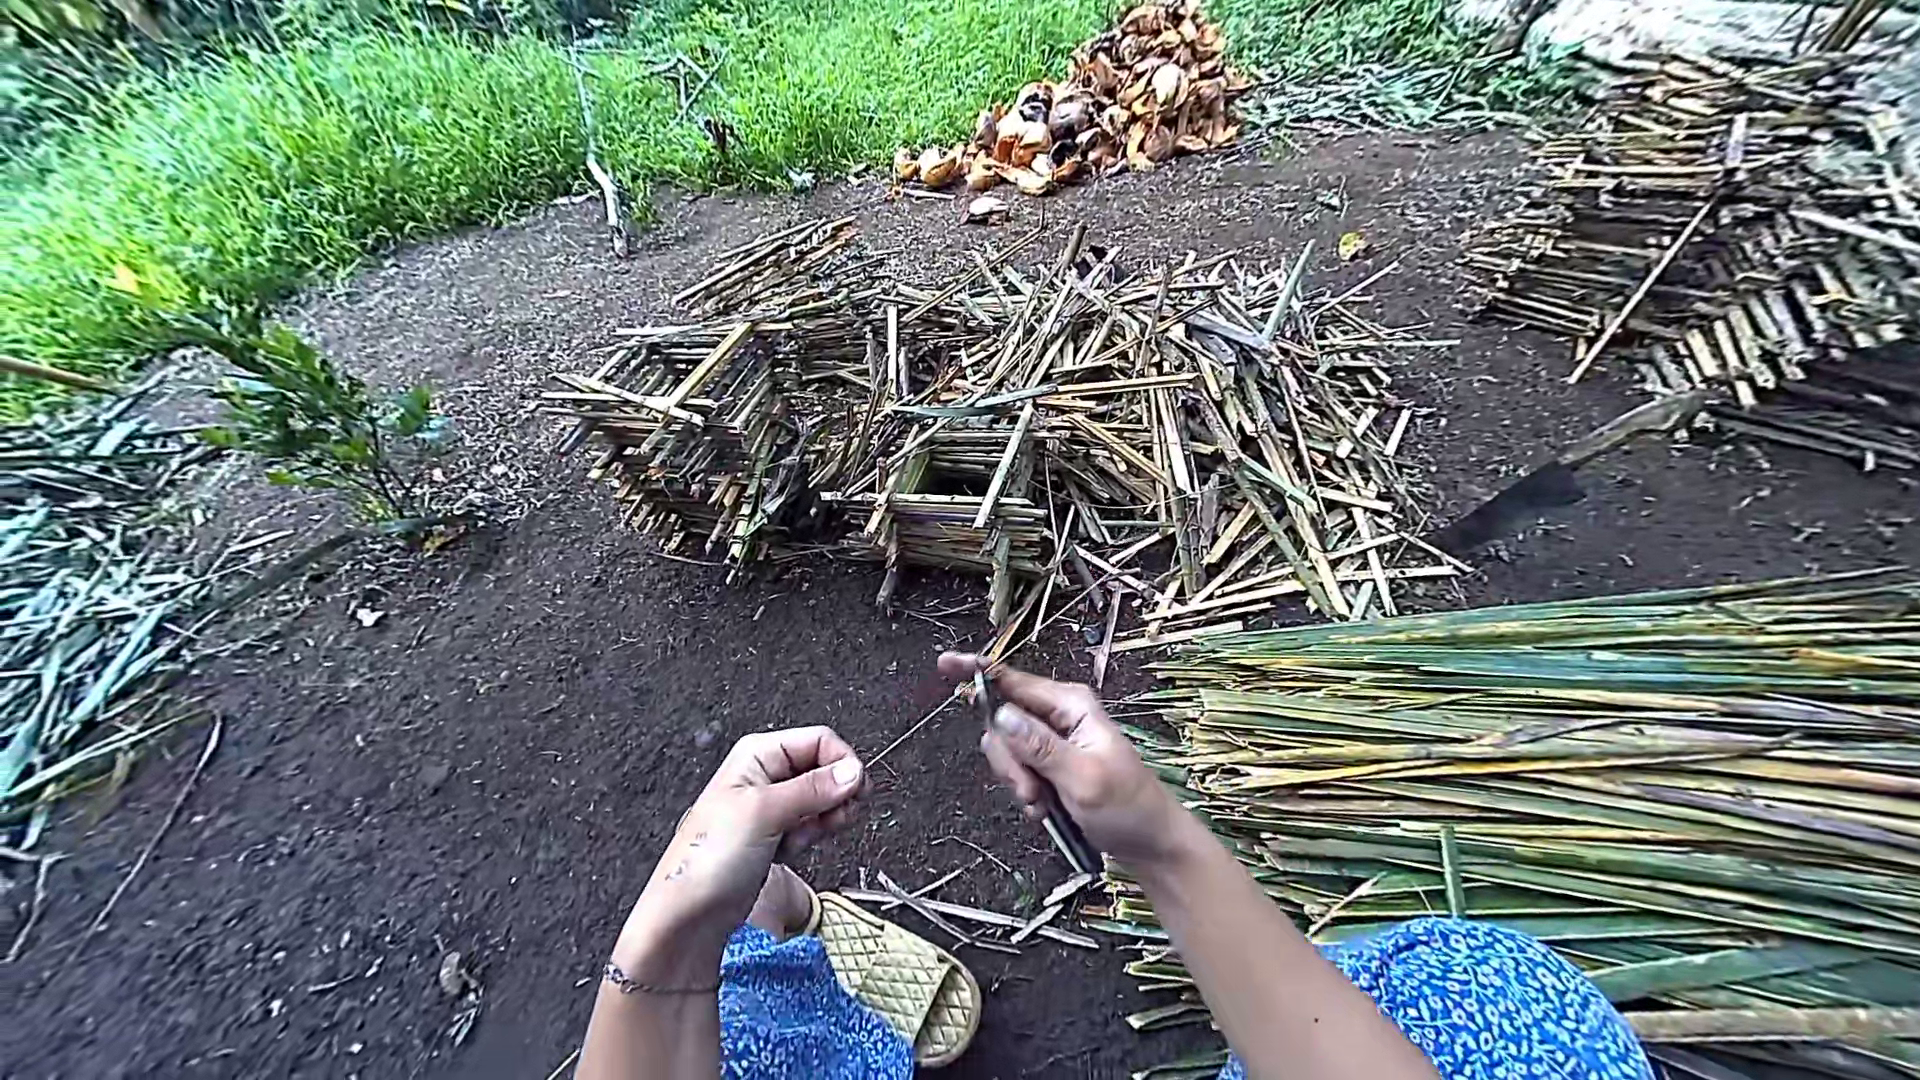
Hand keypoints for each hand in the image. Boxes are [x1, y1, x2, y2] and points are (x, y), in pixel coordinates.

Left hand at [616, 727, 864, 974]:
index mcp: (759, 753)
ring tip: (800, 837)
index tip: (855, 789)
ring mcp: (774, 804)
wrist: (687, 921)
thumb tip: (854, 770)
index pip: (820, 741)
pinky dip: (811, 837)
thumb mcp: (765, 812)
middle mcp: (767, 773)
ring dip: (823, 819)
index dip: (842, 763)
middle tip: (831, 817)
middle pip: (826, 768)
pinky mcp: (778, 832)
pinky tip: (791, 850)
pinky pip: (813, 823)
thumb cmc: (707, 861)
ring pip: (823, 797)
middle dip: (834, 795)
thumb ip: (815, 788)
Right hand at [939, 652, 1183, 871]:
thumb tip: (1000, 715)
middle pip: (1002, 722)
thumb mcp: (1084, 778)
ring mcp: (1050, 740)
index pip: (1012, 680)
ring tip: (1045, 802)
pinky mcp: (1047, 763)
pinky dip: (1026, 794)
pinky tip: (1048, 809)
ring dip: (1019, 781)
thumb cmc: (1128, 807)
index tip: (945, 664)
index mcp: (1069, 704)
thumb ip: (1040, 747)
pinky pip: (1016, 771)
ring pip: (1006, 751)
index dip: (976, 671)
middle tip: (1031, 790)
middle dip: (1010, 761)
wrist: (1149, 844)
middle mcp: (1056, 715)